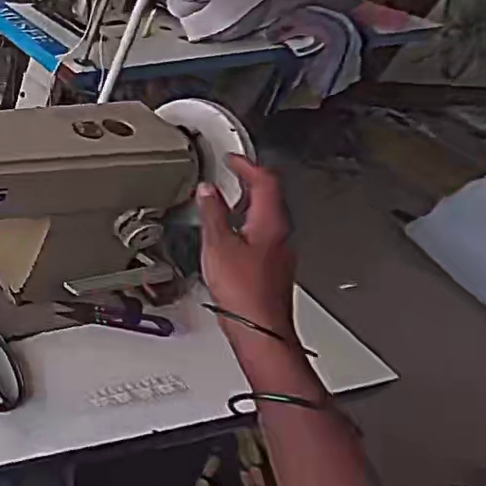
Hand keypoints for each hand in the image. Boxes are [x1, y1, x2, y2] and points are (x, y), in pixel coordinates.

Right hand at [195, 155, 296, 342]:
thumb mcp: (217, 244)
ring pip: (263, 217)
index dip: (248, 166)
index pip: (266, 182)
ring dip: (243, 203)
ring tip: (223, 198)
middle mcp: (279, 235)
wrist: (259, 327)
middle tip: (230, 172)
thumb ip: (211, 213)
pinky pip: (259, 234)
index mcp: (270, 224)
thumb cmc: (244, 291)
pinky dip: (242, 223)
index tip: (233, 158)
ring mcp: (276, 251)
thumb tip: (206, 191)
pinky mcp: (269, 266)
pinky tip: (227, 232)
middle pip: (268, 197)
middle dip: (247, 181)